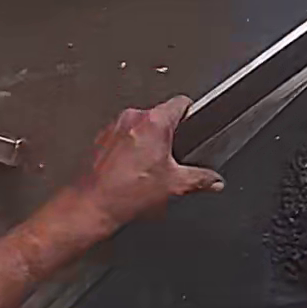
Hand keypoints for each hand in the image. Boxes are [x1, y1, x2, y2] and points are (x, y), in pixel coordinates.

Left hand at [63, 97, 223, 232]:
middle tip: (172, 156)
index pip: (182, 102)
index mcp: (154, 122)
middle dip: (169, 134)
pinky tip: (132, 169)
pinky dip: (130, 146)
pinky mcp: (102, 137)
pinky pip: (124, 134)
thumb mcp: (174, 185)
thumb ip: (200, 179)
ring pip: (141, 125)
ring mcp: (115, 126)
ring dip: (148, 140)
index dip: (192, 112)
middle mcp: (133, 117)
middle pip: (161, 115)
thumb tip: (214, 181)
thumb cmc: (126, 193)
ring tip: (149, 166)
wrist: (92, 205)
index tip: (194, 122)